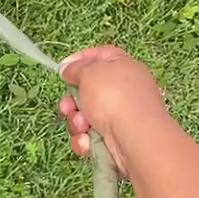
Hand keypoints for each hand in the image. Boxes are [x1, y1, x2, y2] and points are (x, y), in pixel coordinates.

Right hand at [56, 45, 179, 172]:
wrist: (135, 138)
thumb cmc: (113, 98)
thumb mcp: (89, 73)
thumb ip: (75, 68)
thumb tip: (68, 69)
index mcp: (122, 67)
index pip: (99, 56)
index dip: (79, 59)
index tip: (63, 69)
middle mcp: (123, 90)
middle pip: (86, 90)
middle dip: (72, 101)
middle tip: (67, 107)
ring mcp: (120, 116)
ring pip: (84, 116)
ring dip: (76, 122)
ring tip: (83, 126)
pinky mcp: (115, 138)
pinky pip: (90, 136)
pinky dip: (85, 140)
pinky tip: (88, 142)